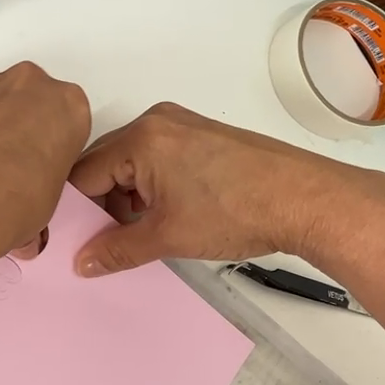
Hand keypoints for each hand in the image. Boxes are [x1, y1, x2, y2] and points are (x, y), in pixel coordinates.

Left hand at [0, 61, 90, 263]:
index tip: (32, 166)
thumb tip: (24, 227)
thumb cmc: (12, 206)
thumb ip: (38, 191)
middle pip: (25, 96)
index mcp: (68, 107)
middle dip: (12, 122)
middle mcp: (29, 83)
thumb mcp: (44, 207)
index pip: (64, 119)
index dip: (46, 144)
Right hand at [67, 103, 377, 275]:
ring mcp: (181, 124)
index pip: (83, 175)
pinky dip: (149, 186)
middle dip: (102, 204)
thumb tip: (81, 264)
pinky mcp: (201, 134)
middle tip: (107, 241)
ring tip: (140, 232)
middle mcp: (156, 121)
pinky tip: (165, 214)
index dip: (76, 212)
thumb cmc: (237, 212)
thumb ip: (117, 250)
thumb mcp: (168, 237)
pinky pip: (155, 157)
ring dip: (126, 197)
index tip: (76, 240)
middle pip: (104, 164)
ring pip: (130, 162)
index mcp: (140, 138)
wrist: (308, 200)